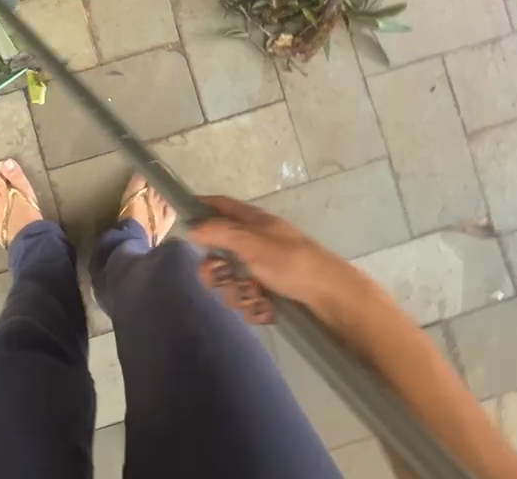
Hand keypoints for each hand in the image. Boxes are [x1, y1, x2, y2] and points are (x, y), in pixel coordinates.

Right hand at [186, 195, 354, 323]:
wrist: (333, 298)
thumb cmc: (293, 263)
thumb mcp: (253, 244)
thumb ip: (221, 233)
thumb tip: (191, 226)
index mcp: (254, 222)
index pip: (220, 205)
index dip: (201, 208)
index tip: (183, 222)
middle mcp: (258, 241)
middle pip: (221, 250)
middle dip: (217, 269)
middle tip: (217, 280)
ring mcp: (265, 267)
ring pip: (233, 278)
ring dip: (237, 292)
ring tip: (253, 299)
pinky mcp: (273, 291)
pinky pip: (249, 297)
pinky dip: (254, 306)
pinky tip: (264, 310)